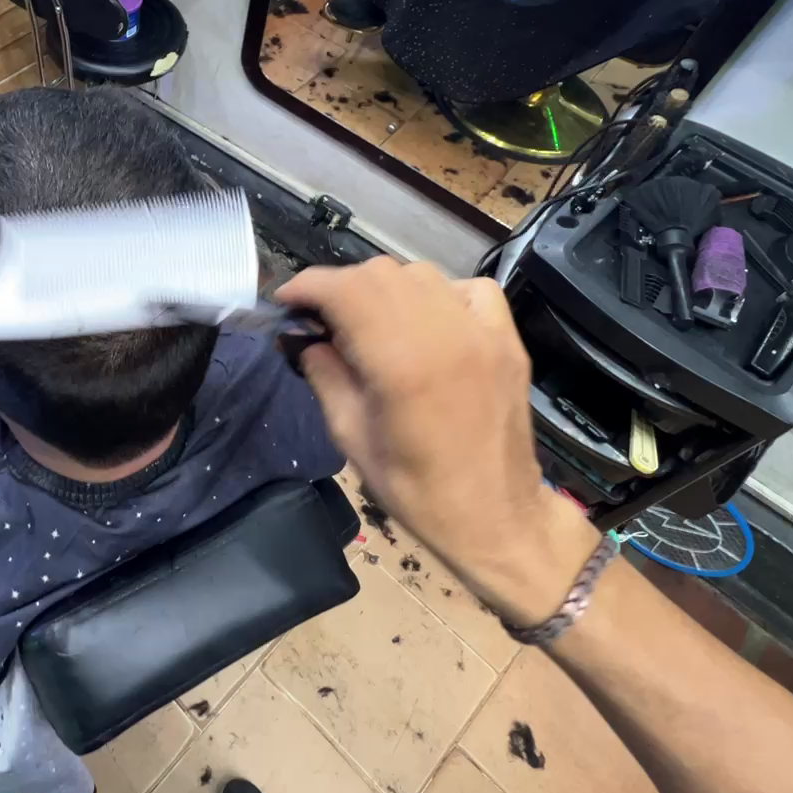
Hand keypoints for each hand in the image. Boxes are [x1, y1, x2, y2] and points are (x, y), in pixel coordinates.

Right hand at [277, 259, 599, 627]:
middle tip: (319, 318)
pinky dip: (435, 291)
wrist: (497, 518)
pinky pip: (466, 287)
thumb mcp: (350, 435)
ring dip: (381, 287)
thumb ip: (324, 374)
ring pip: (418, 274)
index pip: (345, 291)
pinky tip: (422, 319)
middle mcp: (444, 334)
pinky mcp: (506, 339)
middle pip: (377, 274)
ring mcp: (482, 332)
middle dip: (338, 287)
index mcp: (401, 364)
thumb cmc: (415, 489)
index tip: (286, 301)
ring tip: (366, 318)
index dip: (307, 287)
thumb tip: (303, 335)